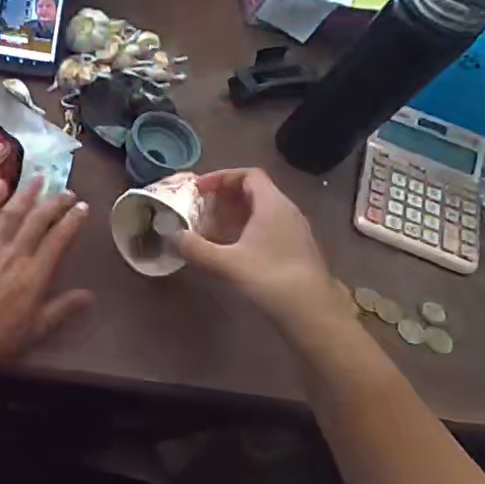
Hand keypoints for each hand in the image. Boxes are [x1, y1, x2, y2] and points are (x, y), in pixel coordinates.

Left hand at [0, 177, 92, 370]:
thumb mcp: (36, 330)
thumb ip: (62, 309)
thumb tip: (89, 295)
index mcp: (34, 275)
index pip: (59, 239)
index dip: (73, 220)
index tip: (82, 208)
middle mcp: (14, 255)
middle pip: (38, 220)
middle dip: (55, 202)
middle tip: (66, 191)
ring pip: (11, 213)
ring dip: (27, 193)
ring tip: (39, 178)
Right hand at [172, 168, 347, 323]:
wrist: (311, 309)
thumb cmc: (270, 278)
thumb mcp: (226, 263)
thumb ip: (196, 248)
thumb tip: (173, 236)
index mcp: (272, 204)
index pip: (248, 175)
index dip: (222, 177)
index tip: (199, 189)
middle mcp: (286, 210)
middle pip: (254, 191)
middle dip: (224, 196)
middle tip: (201, 208)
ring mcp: (294, 229)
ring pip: (261, 210)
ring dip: (234, 214)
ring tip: (211, 229)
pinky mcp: (295, 247)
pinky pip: (268, 226)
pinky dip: (246, 229)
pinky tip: (232, 248)